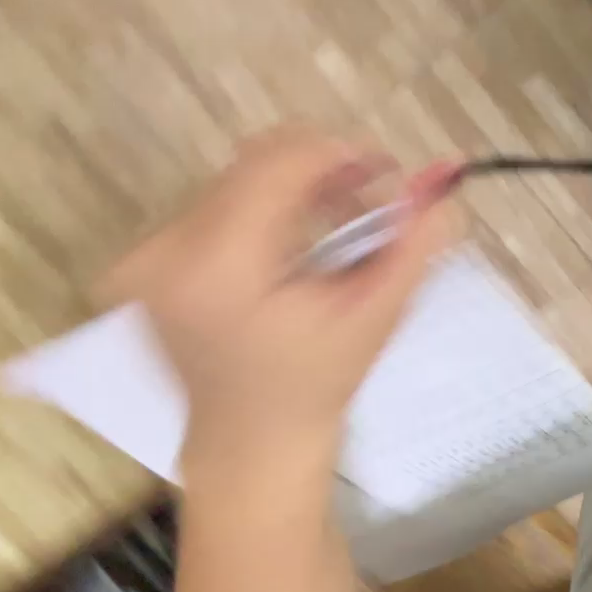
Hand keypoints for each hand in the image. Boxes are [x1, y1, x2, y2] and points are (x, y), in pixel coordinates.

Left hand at [103, 127, 452, 482]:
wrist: (252, 439)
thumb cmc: (320, 379)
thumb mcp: (379, 310)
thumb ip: (415, 238)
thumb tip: (446, 170)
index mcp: (219, 266)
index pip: (277, 165)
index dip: (338, 152)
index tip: (385, 169)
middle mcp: (165, 250)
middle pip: (255, 164)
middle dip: (323, 171)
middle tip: (371, 199)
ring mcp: (146, 256)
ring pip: (238, 179)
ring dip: (297, 189)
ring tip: (340, 226)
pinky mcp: (145, 262)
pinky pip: (218, 204)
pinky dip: (267, 209)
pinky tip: (299, 241)